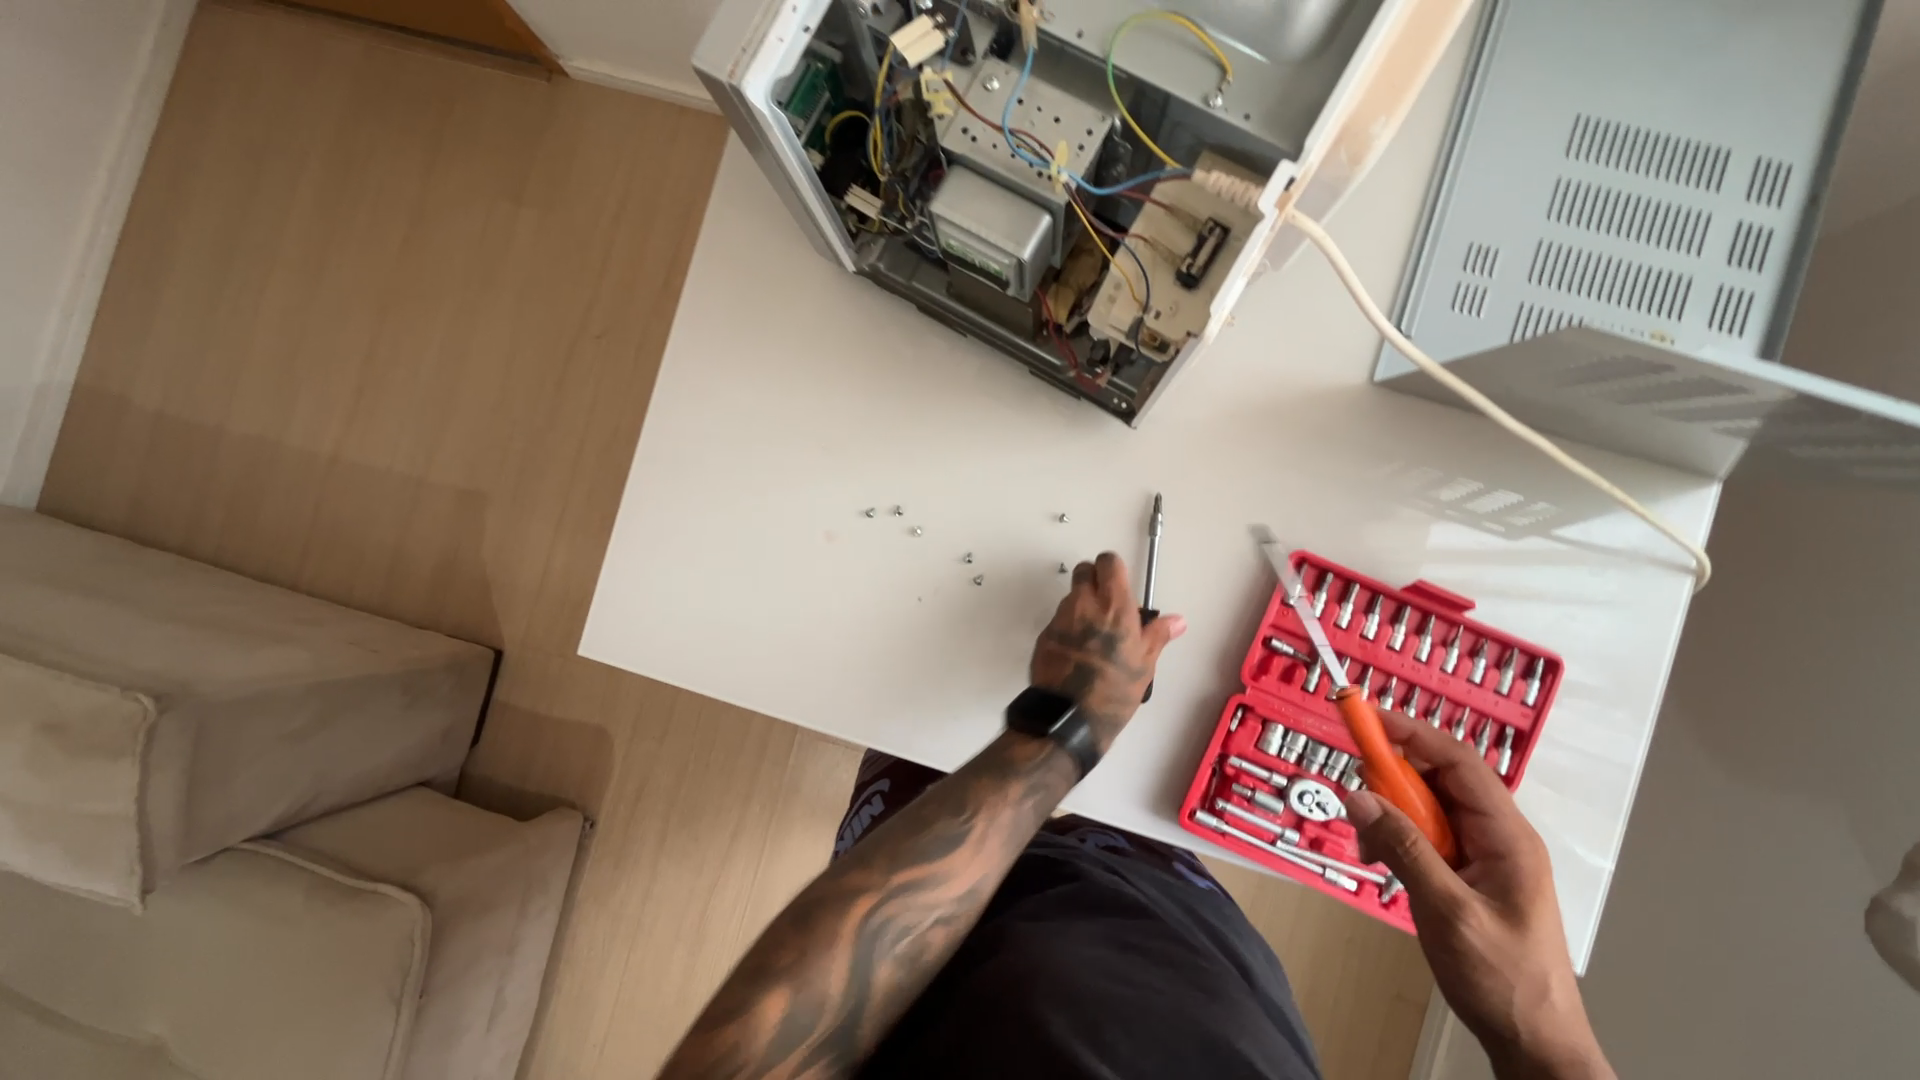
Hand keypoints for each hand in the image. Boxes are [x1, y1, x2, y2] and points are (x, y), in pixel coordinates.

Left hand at [1030, 552, 1185, 753]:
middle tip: (1107, 601)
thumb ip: (1158, 635)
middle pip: (1084, 570)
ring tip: (1094, 631)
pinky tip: (1078, 648)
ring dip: (1081, 603)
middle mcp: (1084, 603)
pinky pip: (1059, 619)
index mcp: (1114, 605)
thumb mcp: (1145, 663)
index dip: (1114, 569)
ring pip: (1071, 595)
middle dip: (1094, 579)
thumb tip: (1177, 621)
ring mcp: (1061, 617)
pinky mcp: (1045, 634)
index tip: (1120, 583)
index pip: (1109, 562)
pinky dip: (1068, 625)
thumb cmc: (1114, 689)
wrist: (1070, 715)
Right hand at [1341, 711, 1613, 1079]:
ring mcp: (1484, 856)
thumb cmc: (1501, 977)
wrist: (1533, 1041)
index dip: (1412, 734)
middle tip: (1356, 796)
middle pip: (1439, 781)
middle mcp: (1498, 835)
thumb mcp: (1447, 910)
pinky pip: (1427, 838)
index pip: (1458, 762)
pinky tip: (1381, 862)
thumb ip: (1403, 849)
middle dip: (1392, 780)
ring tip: (1369, 846)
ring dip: (1391, 816)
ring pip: (1428, 810)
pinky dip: (1397, 840)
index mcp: (1507, 835)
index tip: (1366, 719)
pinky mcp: (1468, 875)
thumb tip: (1358, 795)